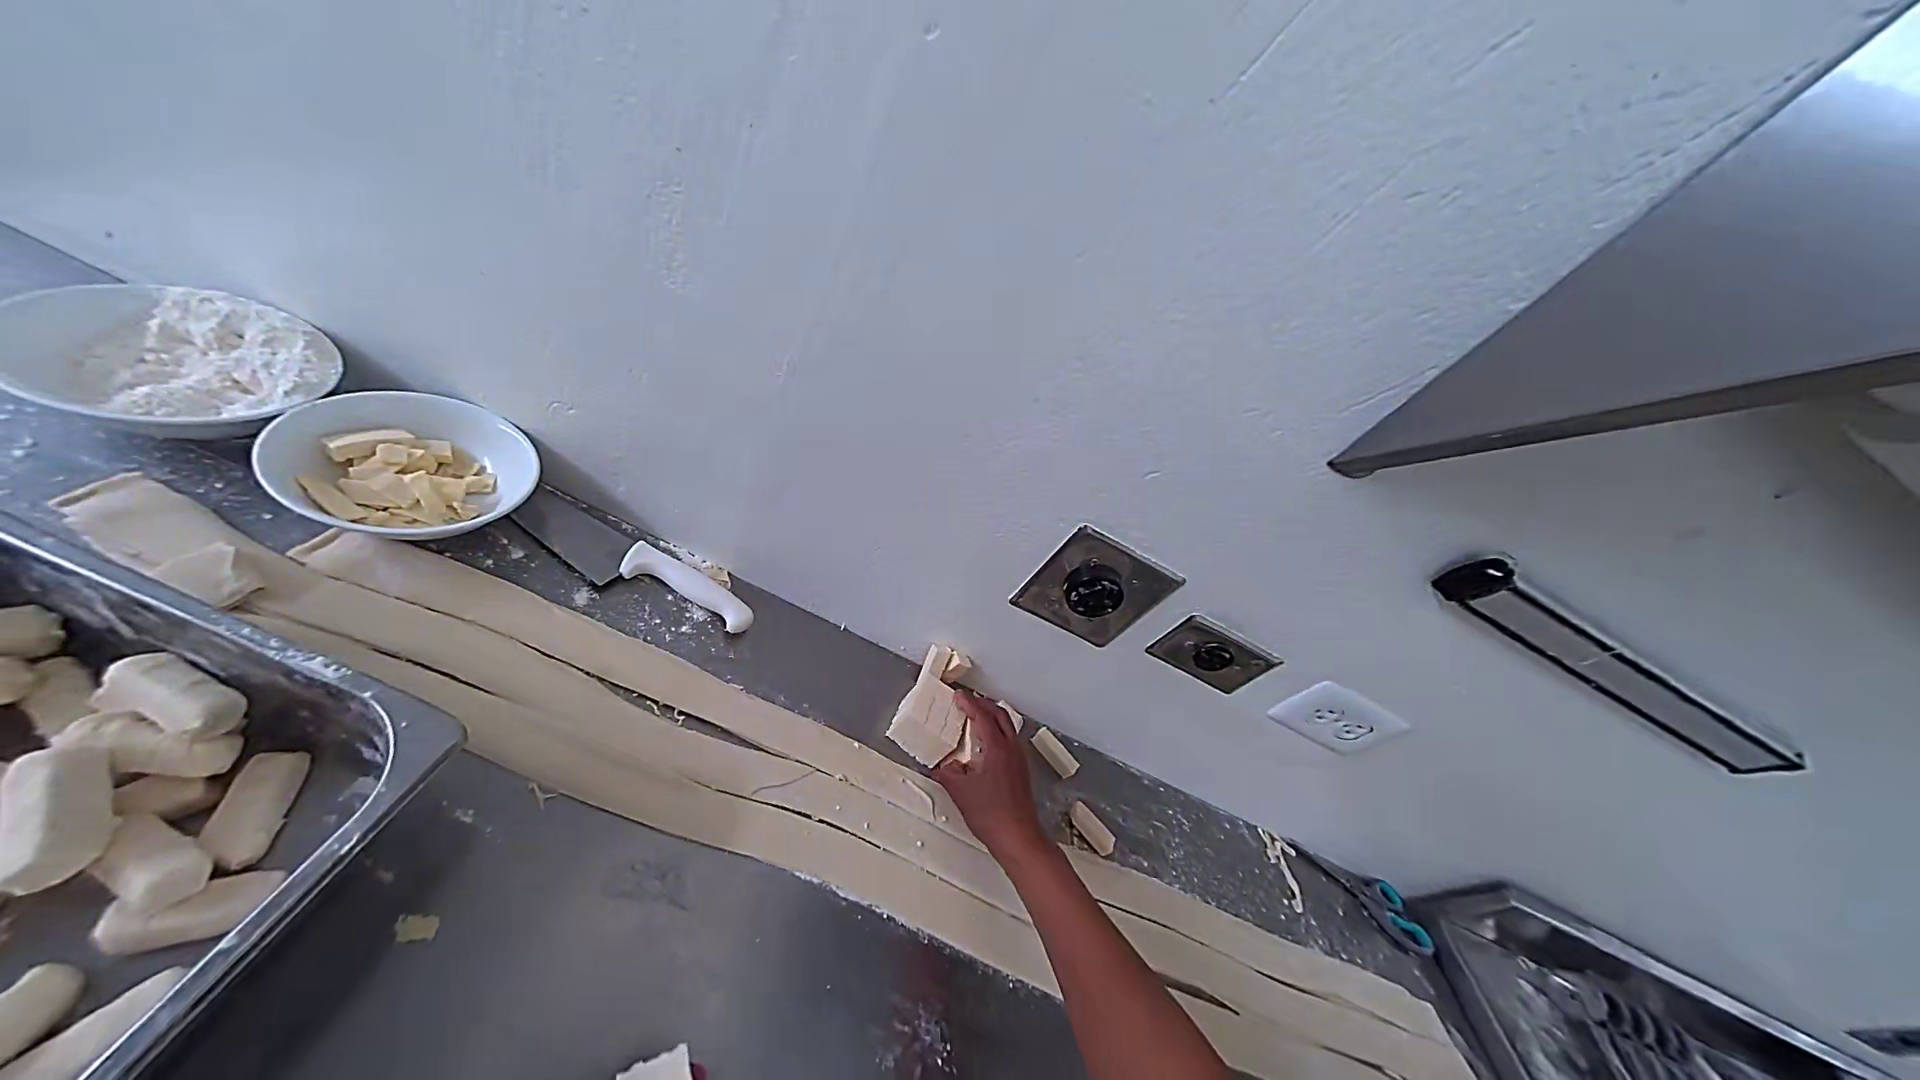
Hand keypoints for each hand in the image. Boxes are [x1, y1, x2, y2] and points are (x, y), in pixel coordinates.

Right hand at [933, 691, 1048, 860]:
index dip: (969, 704)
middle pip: (1000, 715)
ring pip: (1007, 726)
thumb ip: (948, 773)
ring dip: (992, 717)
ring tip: (976, 717)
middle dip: (983, 704)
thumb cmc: (994, 817)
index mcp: (998, 749)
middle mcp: (1012, 750)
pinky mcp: (1021, 770)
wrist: (1018, 837)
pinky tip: (986, 744)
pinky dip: (997, 732)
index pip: (983, 717)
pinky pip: (1009, 740)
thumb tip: (941, 765)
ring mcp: (1019, 760)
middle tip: (968, 701)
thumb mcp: (961, 792)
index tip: (959, 697)